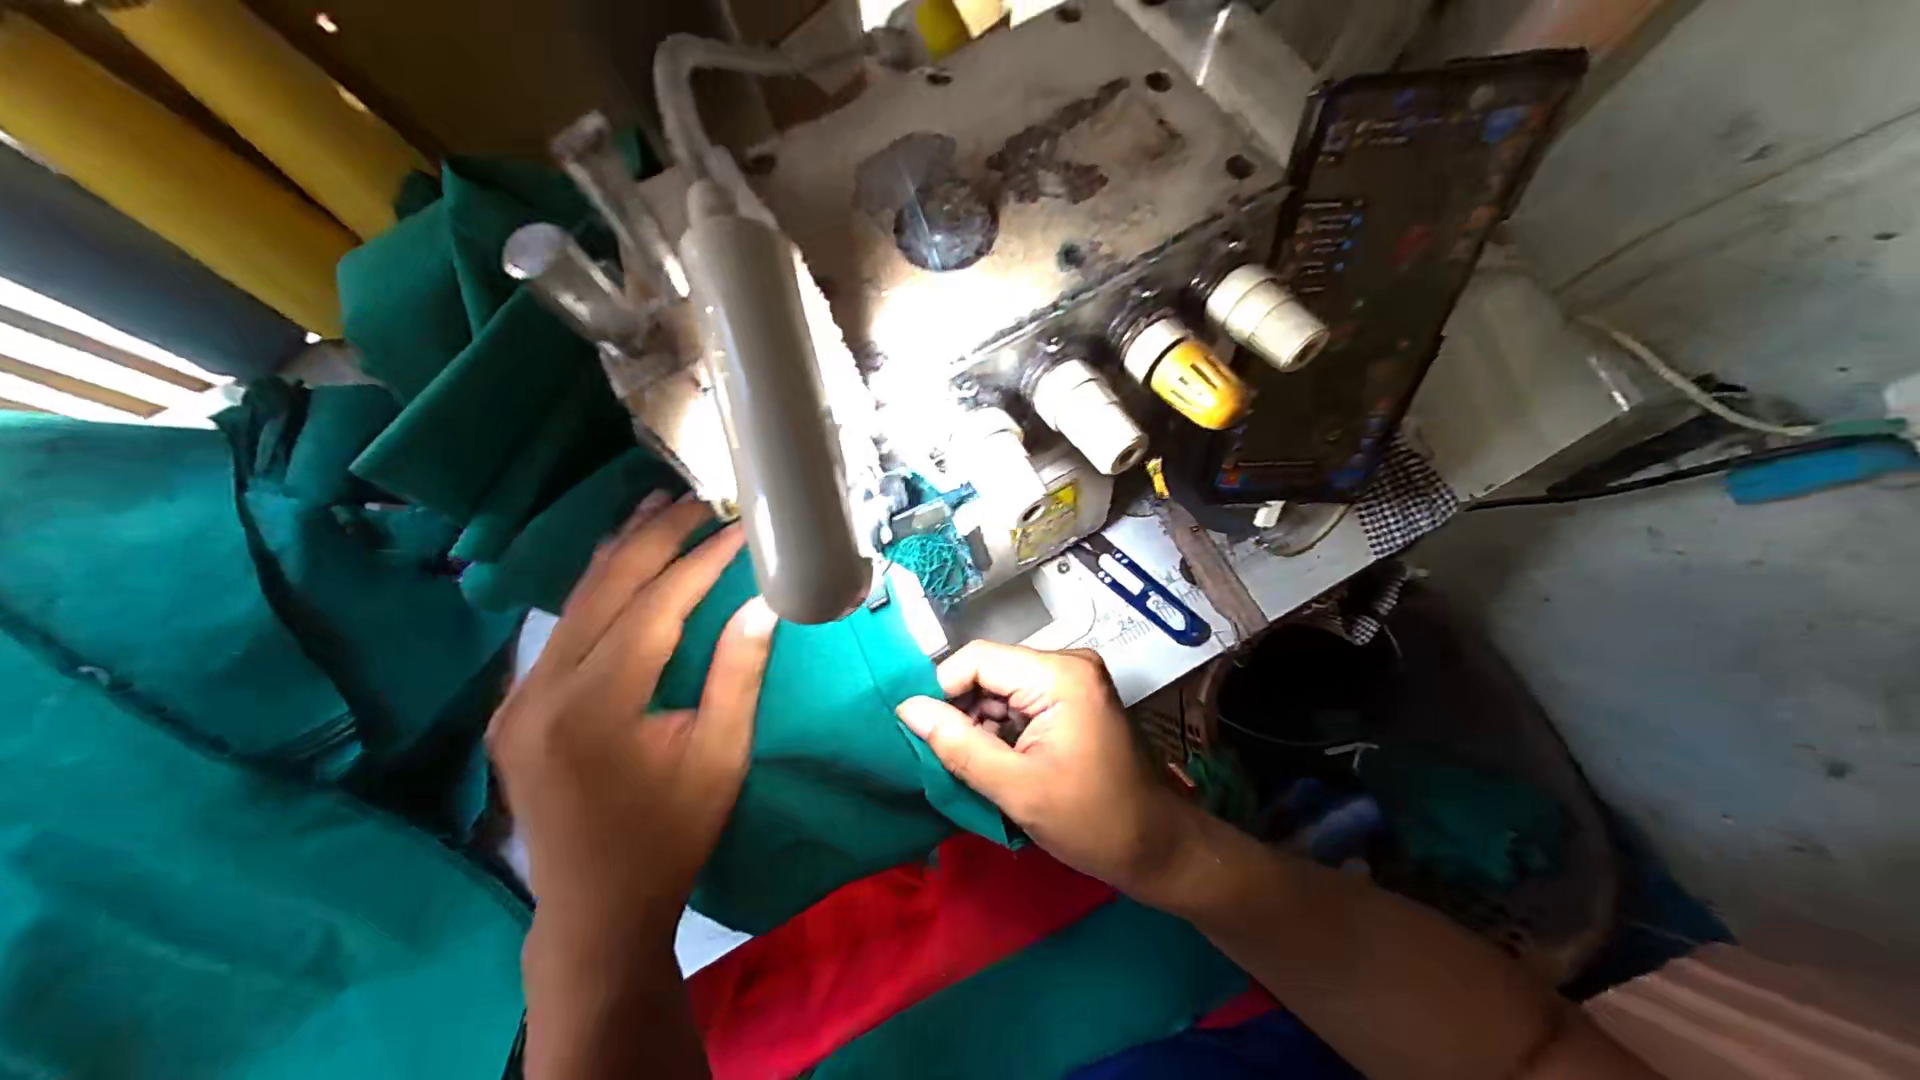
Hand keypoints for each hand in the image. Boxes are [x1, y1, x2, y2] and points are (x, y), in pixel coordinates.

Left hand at [488, 491, 777, 932]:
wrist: (595, 907)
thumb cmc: (671, 835)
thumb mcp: (720, 757)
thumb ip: (738, 673)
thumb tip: (763, 602)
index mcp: (595, 707)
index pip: (654, 607)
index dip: (702, 561)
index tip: (740, 526)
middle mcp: (542, 690)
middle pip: (605, 589)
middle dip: (655, 537)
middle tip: (697, 499)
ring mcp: (519, 697)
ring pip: (575, 602)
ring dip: (622, 553)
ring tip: (658, 508)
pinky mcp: (518, 706)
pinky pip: (563, 628)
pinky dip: (600, 589)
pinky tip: (622, 564)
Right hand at [895, 642, 1202, 904]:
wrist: (1159, 848)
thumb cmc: (1093, 822)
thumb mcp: (1017, 788)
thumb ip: (958, 745)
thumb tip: (907, 709)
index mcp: (1060, 674)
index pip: (978, 658)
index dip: (942, 690)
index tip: (920, 733)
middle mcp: (1067, 663)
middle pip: (989, 671)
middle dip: (961, 711)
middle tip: (943, 756)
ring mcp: (1072, 680)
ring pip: (1000, 688)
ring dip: (979, 724)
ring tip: (971, 765)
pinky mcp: (1072, 699)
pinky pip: (1019, 701)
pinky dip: (999, 729)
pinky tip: (994, 762)